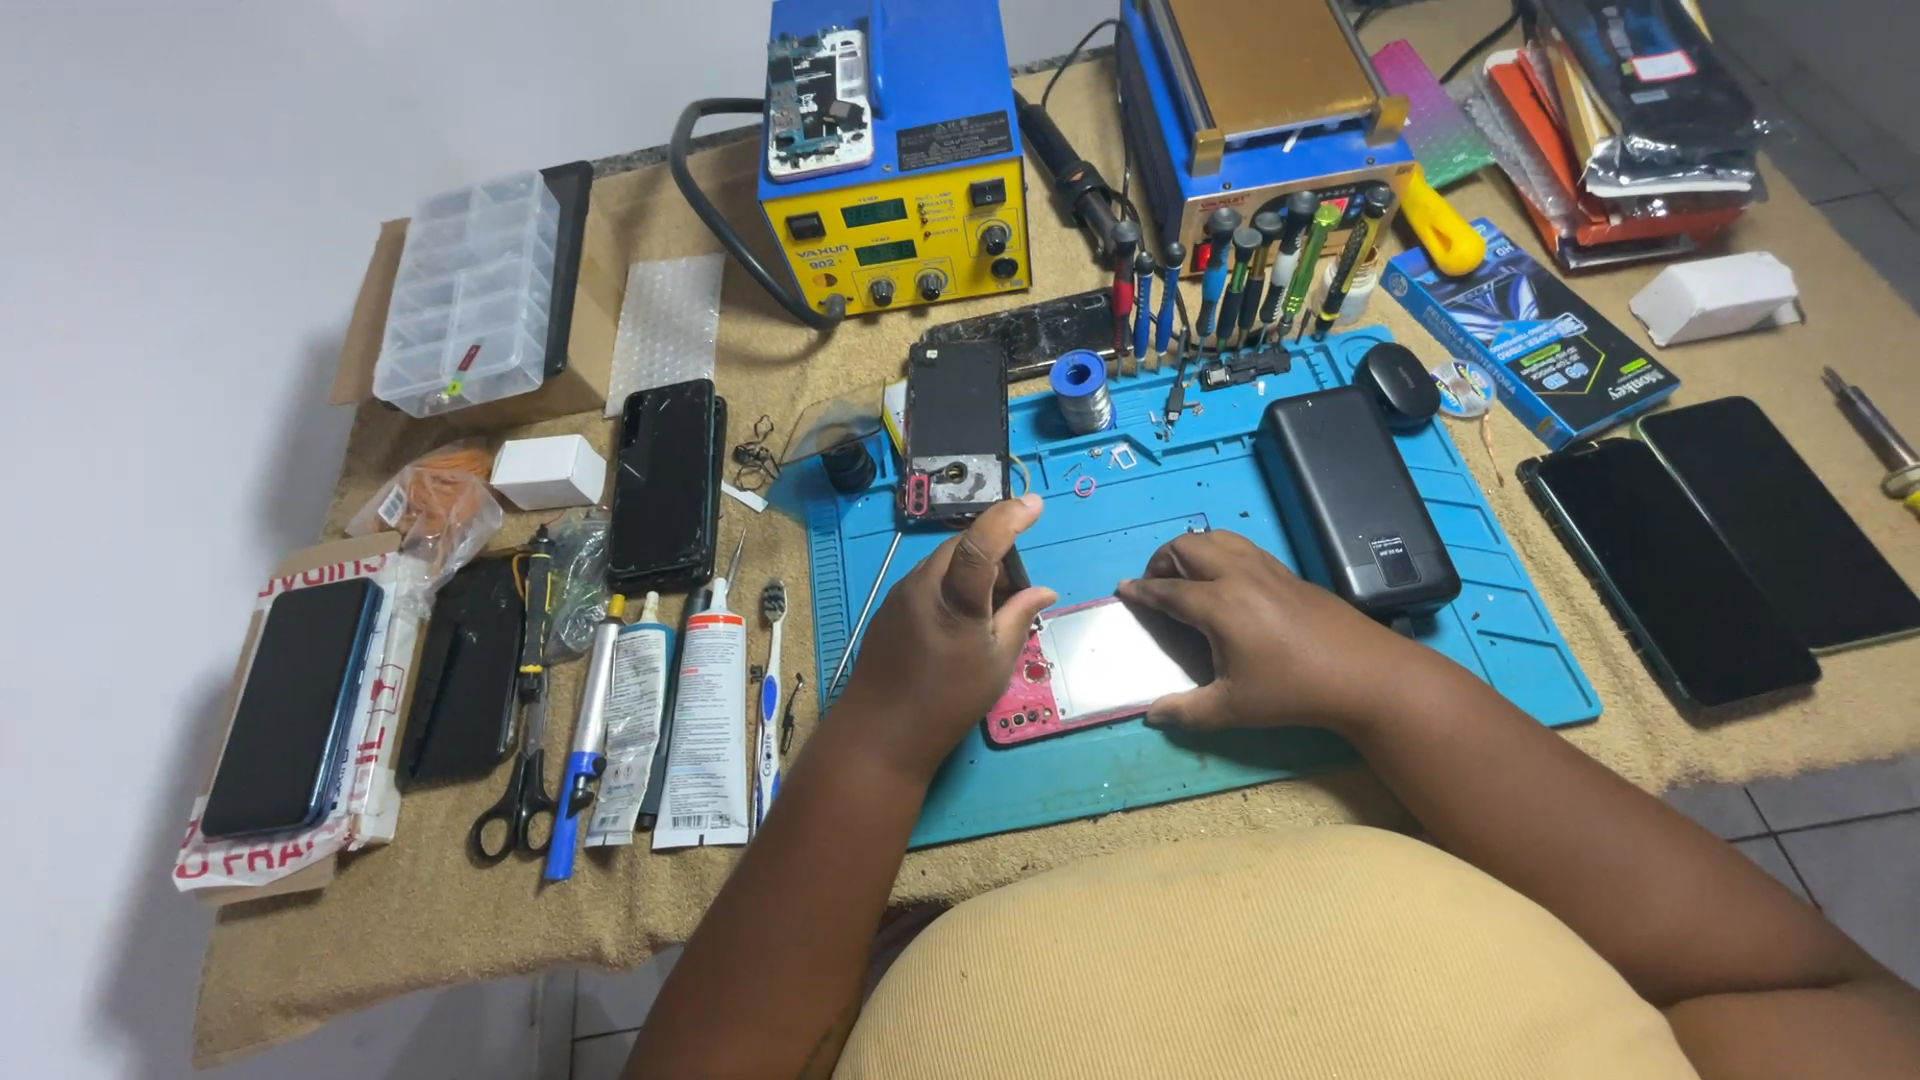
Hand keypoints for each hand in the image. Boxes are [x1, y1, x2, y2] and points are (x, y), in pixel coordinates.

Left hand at [835, 496, 1057, 780]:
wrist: (880, 732)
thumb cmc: (948, 702)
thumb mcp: (996, 663)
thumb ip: (1020, 617)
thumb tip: (1044, 591)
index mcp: (954, 600)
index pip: (981, 543)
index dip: (1009, 517)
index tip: (1034, 504)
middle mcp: (922, 585)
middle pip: (963, 547)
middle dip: (995, 553)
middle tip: (1016, 590)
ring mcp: (900, 594)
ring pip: (943, 562)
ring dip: (972, 570)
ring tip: (990, 611)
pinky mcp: (889, 607)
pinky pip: (927, 580)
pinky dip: (951, 584)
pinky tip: (959, 621)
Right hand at [1116, 531, 1427, 731]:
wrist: (1366, 675)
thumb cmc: (1294, 692)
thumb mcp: (1234, 708)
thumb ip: (1187, 711)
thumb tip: (1152, 715)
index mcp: (1218, 605)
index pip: (1167, 590)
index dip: (1141, 591)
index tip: (1123, 589)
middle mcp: (1237, 576)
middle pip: (1187, 547)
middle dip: (1162, 560)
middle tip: (1157, 585)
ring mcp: (1266, 569)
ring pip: (1217, 537)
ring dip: (1192, 550)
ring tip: (1187, 575)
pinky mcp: (1288, 572)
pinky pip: (1242, 546)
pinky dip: (1220, 551)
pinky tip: (1226, 578)